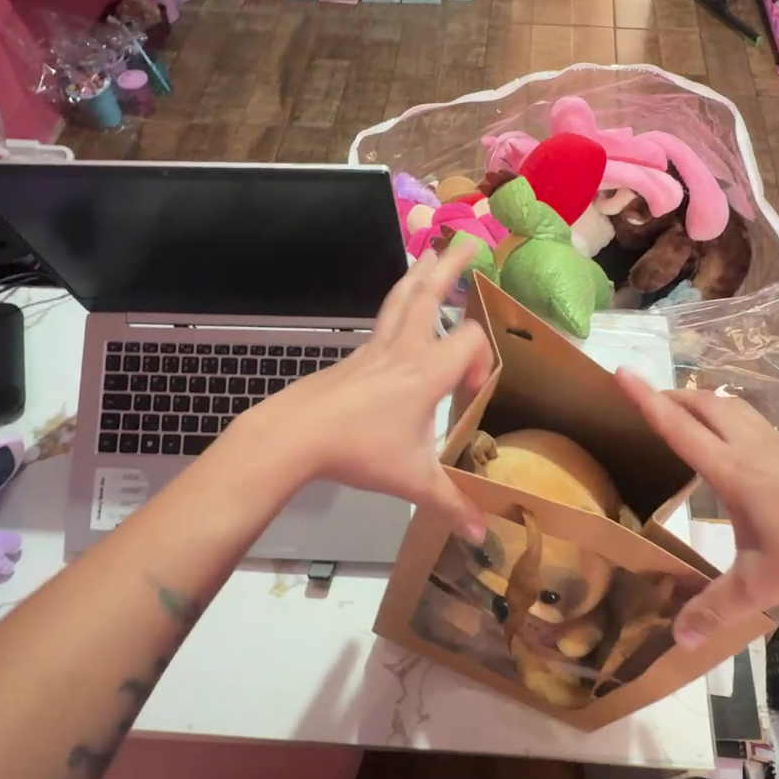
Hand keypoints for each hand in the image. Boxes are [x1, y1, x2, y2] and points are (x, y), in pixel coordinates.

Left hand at [237, 243, 492, 542]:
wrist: (295, 434)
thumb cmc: (359, 451)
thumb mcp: (412, 481)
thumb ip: (450, 504)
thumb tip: (482, 537)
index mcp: (427, 371)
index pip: (470, 340)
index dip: (483, 361)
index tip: (474, 394)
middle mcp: (404, 349)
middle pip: (430, 294)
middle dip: (453, 267)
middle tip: (471, 241)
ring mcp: (375, 349)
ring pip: (401, 298)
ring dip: (420, 274)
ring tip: (432, 253)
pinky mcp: (355, 357)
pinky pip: (384, 319)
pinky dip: (399, 302)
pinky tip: (400, 312)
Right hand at [613, 371, 778, 647]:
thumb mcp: (765, 585)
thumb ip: (718, 608)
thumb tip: (678, 641)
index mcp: (734, 472)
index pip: (678, 428)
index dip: (645, 399)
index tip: (619, 371)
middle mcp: (753, 448)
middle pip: (704, 403)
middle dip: (671, 394)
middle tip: (645, 398)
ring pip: (732, 407)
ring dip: (701, 402)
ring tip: (684, 412)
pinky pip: (754, 422)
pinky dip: (729, 418)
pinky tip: (737, 446)